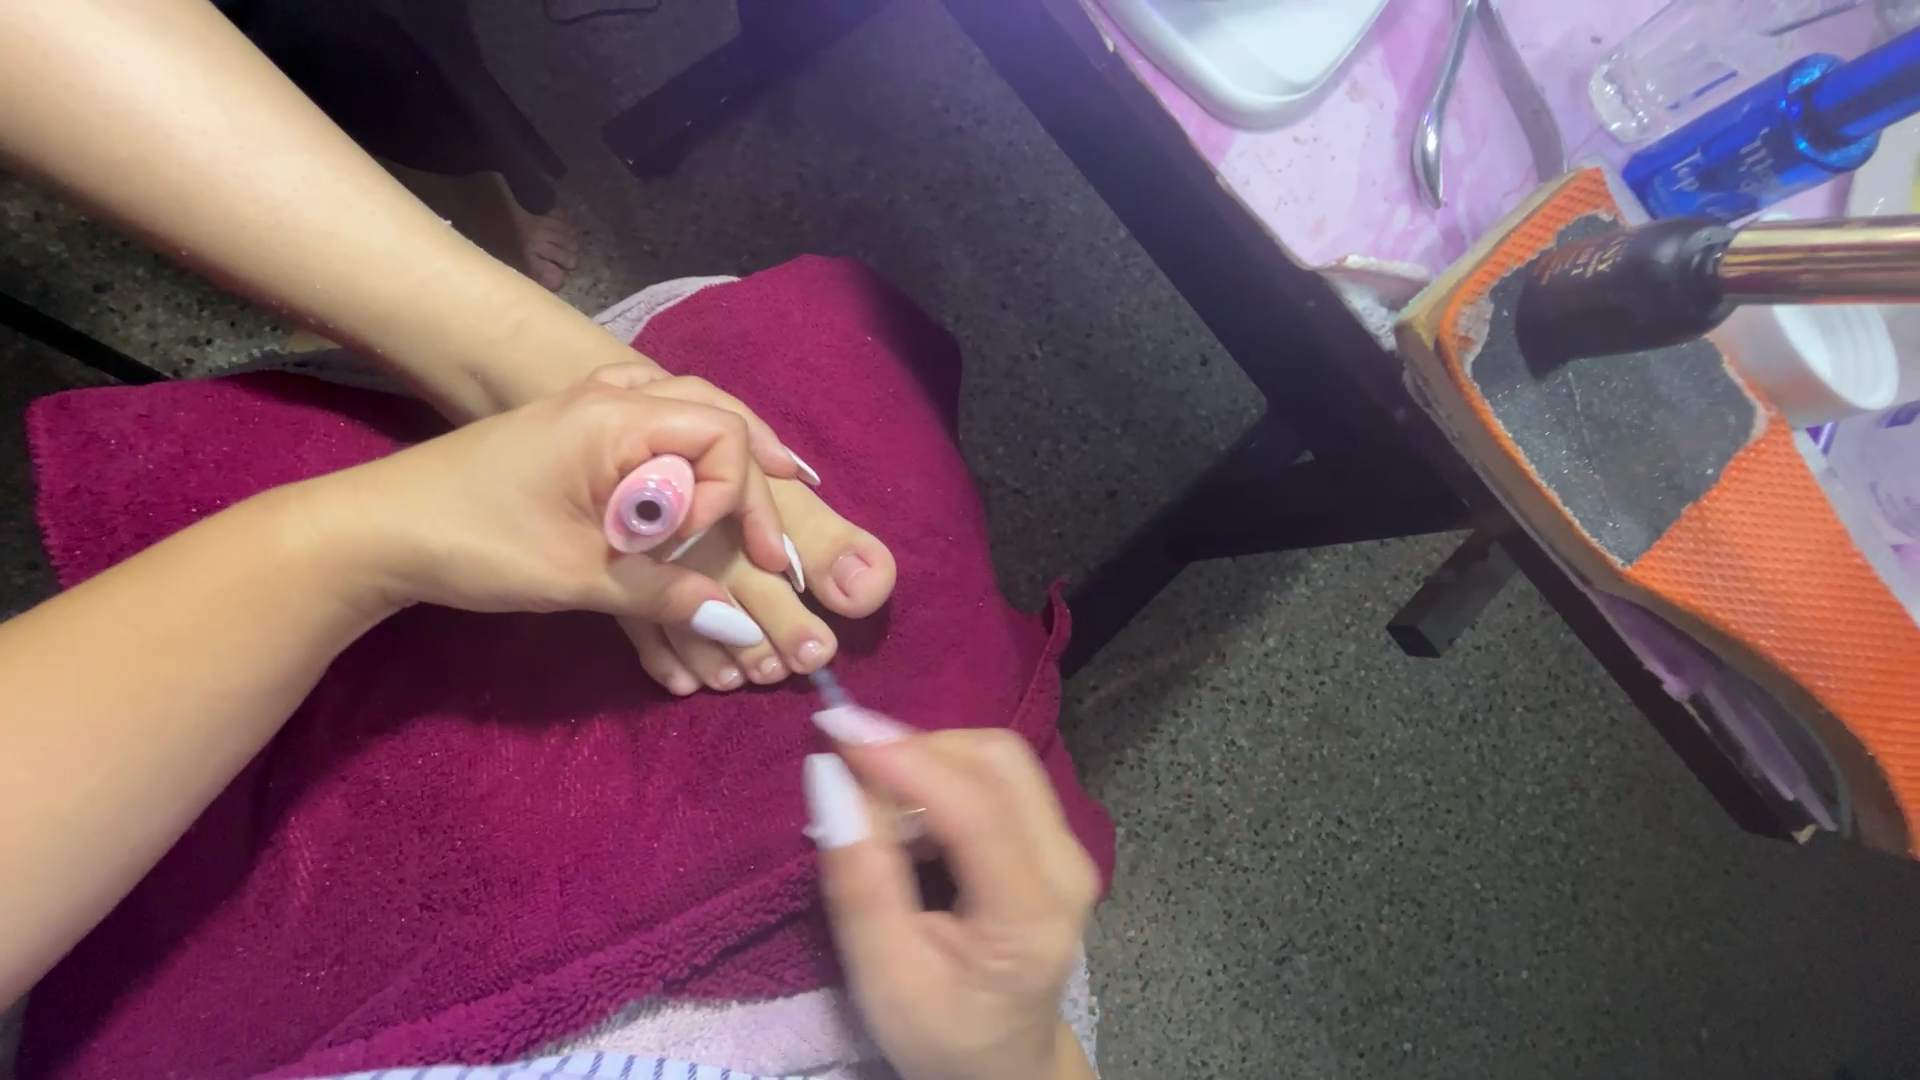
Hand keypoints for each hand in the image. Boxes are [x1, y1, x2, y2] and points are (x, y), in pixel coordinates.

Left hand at [291, 374, 799, 634]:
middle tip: (773, 536)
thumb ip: (664, 593)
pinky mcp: (579, 429)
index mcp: (615, 418)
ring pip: (691, 406)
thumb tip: (737, 622)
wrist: (373, 531)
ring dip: (734, 447)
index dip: (733, 495)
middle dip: (754, 473)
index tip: (703, 547)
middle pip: (718, 414)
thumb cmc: (474, 543)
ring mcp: (594, 406)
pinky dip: (694, 440)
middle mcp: (613, 396)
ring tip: (777, 476)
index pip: (721, 436)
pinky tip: (702, 462)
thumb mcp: (578, 576)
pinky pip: (658, 416)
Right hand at [806, 714, 1099, 1079]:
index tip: (838, 728)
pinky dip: (946, 772)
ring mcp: (1069, 845)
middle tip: (853, 761)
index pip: (975, 809)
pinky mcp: (1055, 836)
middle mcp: (1066, 865)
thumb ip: (859, 880)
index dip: (906, 758)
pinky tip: (910, 808)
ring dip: (931, 756)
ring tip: (877, 792)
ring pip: (1000, 757)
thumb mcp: (883, 978)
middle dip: (919, 747)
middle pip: (997, 761)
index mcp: (1029, 916)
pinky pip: (1001, 774)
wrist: (1005, 1062)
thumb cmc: (941, 1033)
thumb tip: (830, 778)